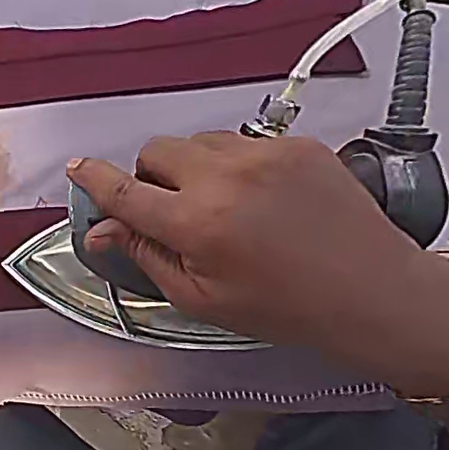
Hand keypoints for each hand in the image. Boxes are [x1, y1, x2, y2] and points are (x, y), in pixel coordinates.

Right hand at [68, 133, 448, 396]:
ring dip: (190, 167)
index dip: (95, 180)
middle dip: (149, 176)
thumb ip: (146, 256)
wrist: (369, 291)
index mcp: (197, 223)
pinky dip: (231, 164)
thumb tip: (102, 231)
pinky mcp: (296, 144)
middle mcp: (225, 177)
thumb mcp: (202, 298)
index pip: (126, 192)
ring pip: (198, 141)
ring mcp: (264, 154)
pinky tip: (255, 197)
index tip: (79, 170)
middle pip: (157, 151)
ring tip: (217, 204)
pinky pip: (241, 142)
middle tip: (168, 209)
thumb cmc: (283, 307)